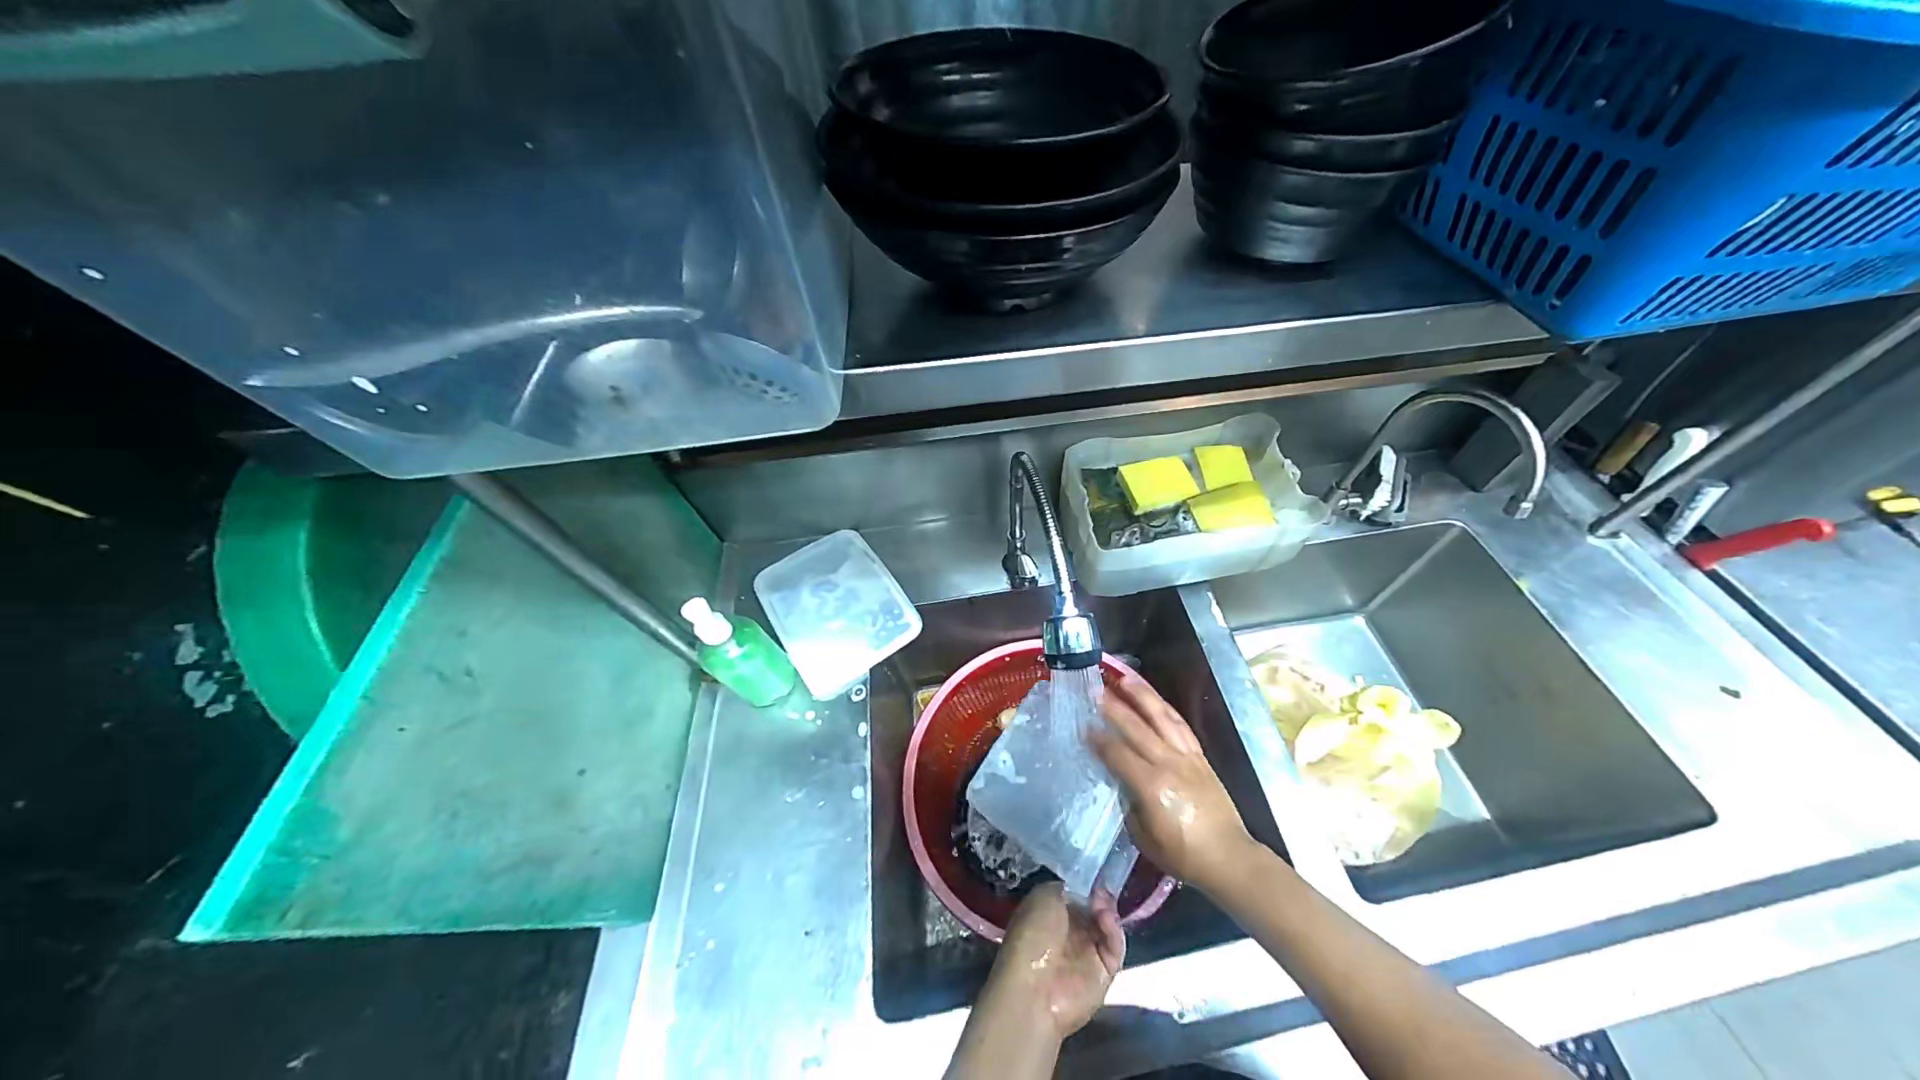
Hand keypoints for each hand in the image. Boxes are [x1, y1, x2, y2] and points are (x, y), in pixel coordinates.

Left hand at [990, 881, 1125, 1039]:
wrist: (1035, 989)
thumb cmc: (1033, 934)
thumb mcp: (1043, 896)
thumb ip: (1067, 887)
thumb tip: (1084, 887)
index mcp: (1050, 912)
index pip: (1075, 893)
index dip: (1085, 883)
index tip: (1095, 874)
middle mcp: (1069, 931)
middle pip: (1094, 908)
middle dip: (1100, 896)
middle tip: (1102, 889)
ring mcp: (1087, 951)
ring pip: (1107, 925)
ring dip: (1107, 911)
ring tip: (1103, 905)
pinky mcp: (1105, 971)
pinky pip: (1115, 946)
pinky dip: (1114, 931)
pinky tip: (1107, 920)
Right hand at [1091, 674, 1255, 894]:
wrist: (1227, 857)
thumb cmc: (1180, 853)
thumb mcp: (1142, 834)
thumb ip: (1128, 802)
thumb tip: (1120, 782)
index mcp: (1150, 784)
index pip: (1117, 752)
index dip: (1098, 738)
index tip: (1082, 726)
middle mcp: (1169, 763)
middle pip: (1137, 727)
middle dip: (1113, 707)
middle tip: (1094, 690)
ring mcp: (1187, 757)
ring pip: (1162, 717)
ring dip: (1142, 696)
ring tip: (1125, 679)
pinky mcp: (1200, 757)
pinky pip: (1180, 726)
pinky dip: (1166, 710)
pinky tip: (1155, 701)